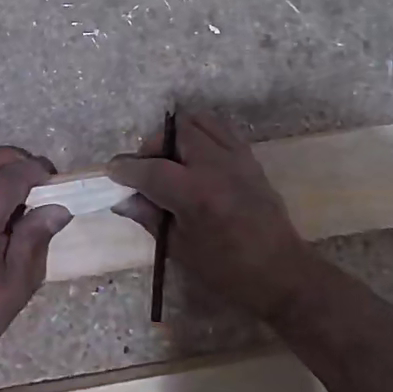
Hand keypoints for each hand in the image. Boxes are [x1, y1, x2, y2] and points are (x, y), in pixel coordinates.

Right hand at [108, 111, 318, 323]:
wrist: (280, 270)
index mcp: (195, 193)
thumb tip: (125, 199)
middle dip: (154, 146)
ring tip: (172, 160)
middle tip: (146, 169)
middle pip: (175, 131)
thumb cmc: (227, 270)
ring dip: (179, 134)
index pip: (151, 168)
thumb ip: (151, 217)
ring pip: (199, 121)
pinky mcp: (249, 156)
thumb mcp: (180, 249)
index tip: (113, 170)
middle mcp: (215, 165)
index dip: (127, 168)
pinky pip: (221, 128)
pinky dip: (202, 133)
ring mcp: (236, 156)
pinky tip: (196, 157)